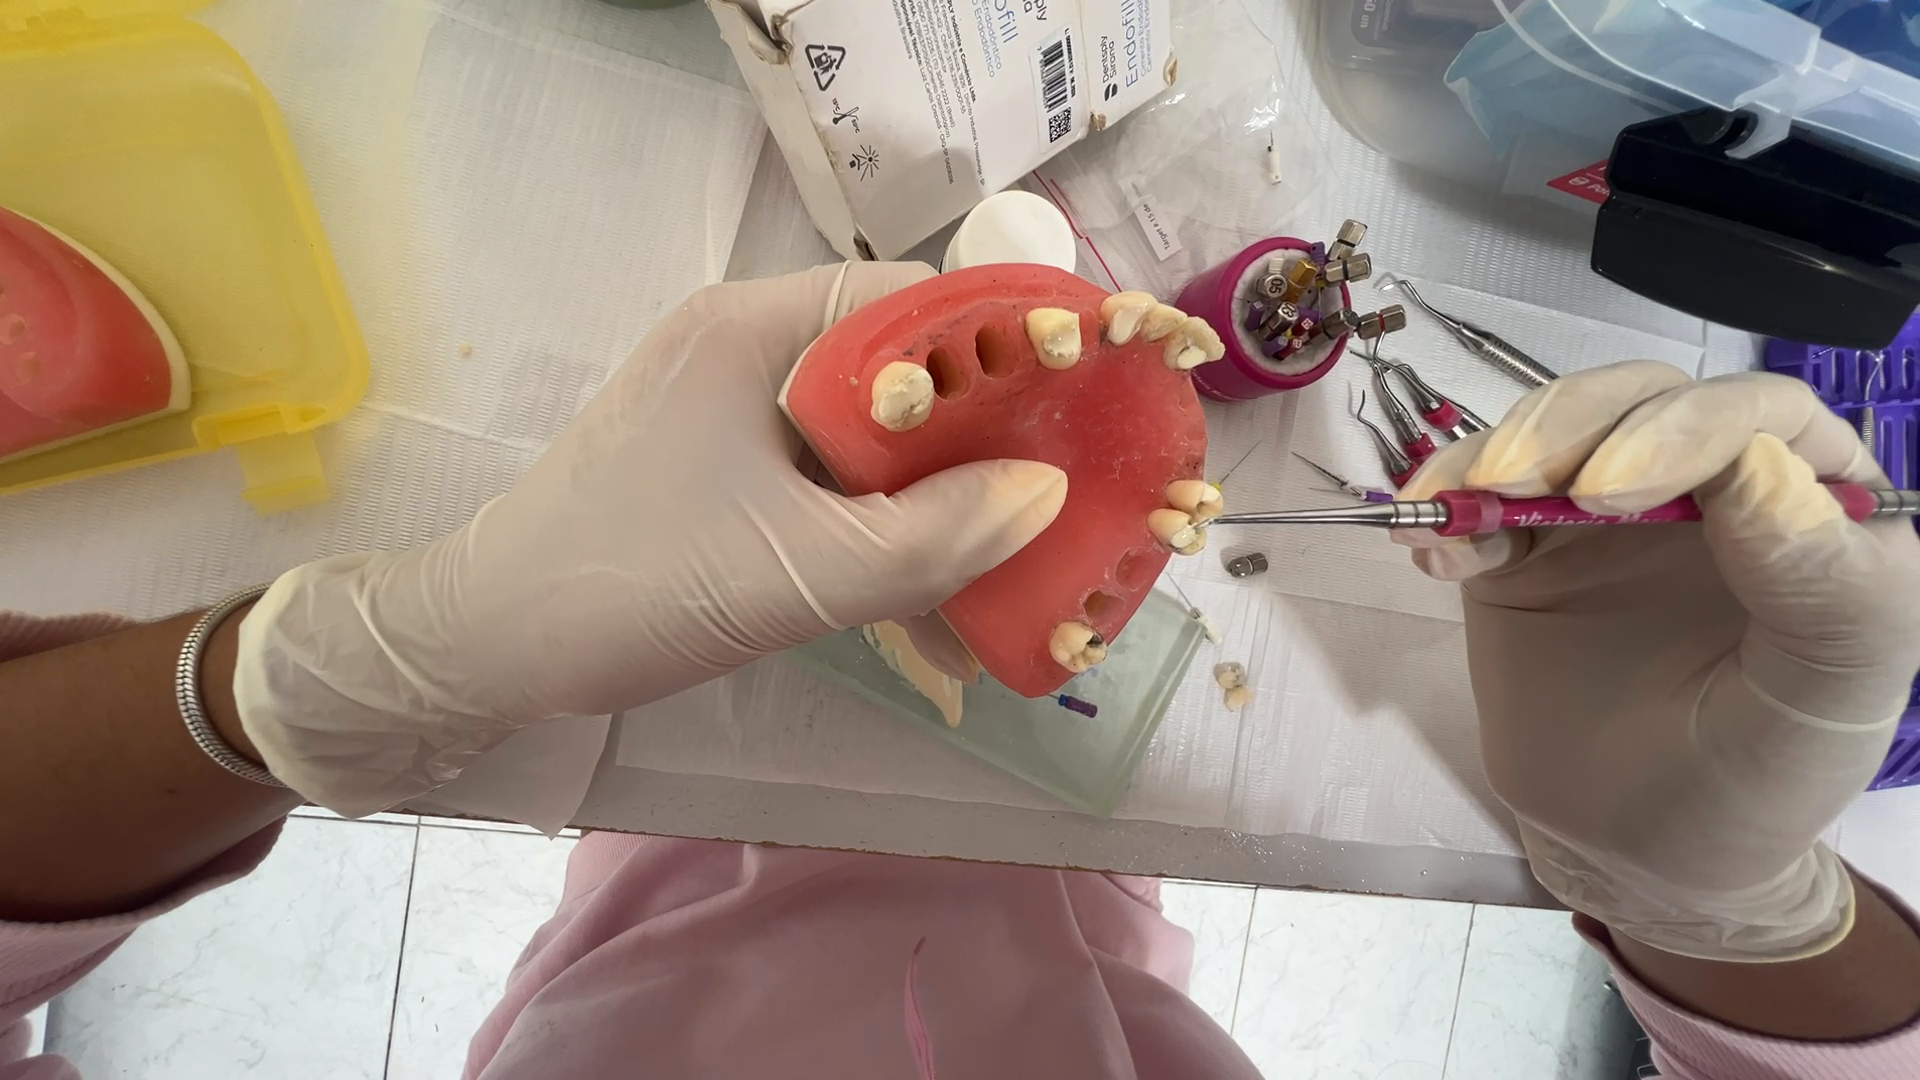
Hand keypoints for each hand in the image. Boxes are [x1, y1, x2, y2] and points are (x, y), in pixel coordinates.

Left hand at [234, 264, 1067, 815]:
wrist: (492, 646)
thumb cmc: (636, 585)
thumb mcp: (802, 572)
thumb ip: (934, 538)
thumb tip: (1045, 494)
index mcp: (759, 330)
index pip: (910, 299)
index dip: (999, 343)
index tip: (1066, 400)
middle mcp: (752, 350)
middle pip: (900, 370)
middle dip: (977, 434)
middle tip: (1047, 485)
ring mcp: (740, 412)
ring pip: (873, 435)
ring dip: (933, 496)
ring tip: (1000, 553)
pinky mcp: (734, 468)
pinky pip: (836, 480)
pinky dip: (884, 528)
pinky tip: (926, 596)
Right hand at [1397, 360, 1919, 960]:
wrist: (1620, 836)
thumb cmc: (1741, 783)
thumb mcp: (1815, 704)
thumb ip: (1824, 591)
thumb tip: (1758, 471)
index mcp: (1801, 519)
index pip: (1752, 418)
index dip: (1676, 432)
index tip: (1603, 498)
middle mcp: (1694, 500)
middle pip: (1627, 404)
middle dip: (1558, 428)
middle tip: (1505, 483)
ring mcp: (1589, 526)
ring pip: (1537, 439)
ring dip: (1477, 460)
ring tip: (1438, 513)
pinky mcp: (1515, 556)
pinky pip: (1471, 506)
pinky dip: (1440, 514)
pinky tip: (1429, 558)